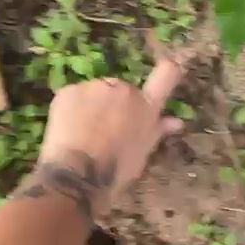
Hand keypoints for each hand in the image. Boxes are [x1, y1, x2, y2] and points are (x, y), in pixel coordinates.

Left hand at [33, 60, 183, 220]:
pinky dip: (70, 111)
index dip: (168, 71)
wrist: (78, 175)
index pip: (166, 75)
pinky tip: (68, 131)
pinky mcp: (70, 90)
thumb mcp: (141, 155)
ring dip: (91, 107)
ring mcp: (96, 87)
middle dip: (114, 104)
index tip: (167, 69)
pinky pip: (72, 97)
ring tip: (83, 135)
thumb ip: (157, 132)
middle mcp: (124, 90)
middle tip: (104, 131)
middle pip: (121, 90)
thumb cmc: (115, 172)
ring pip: (95, 93)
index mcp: (146, 107)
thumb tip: (175, 122)